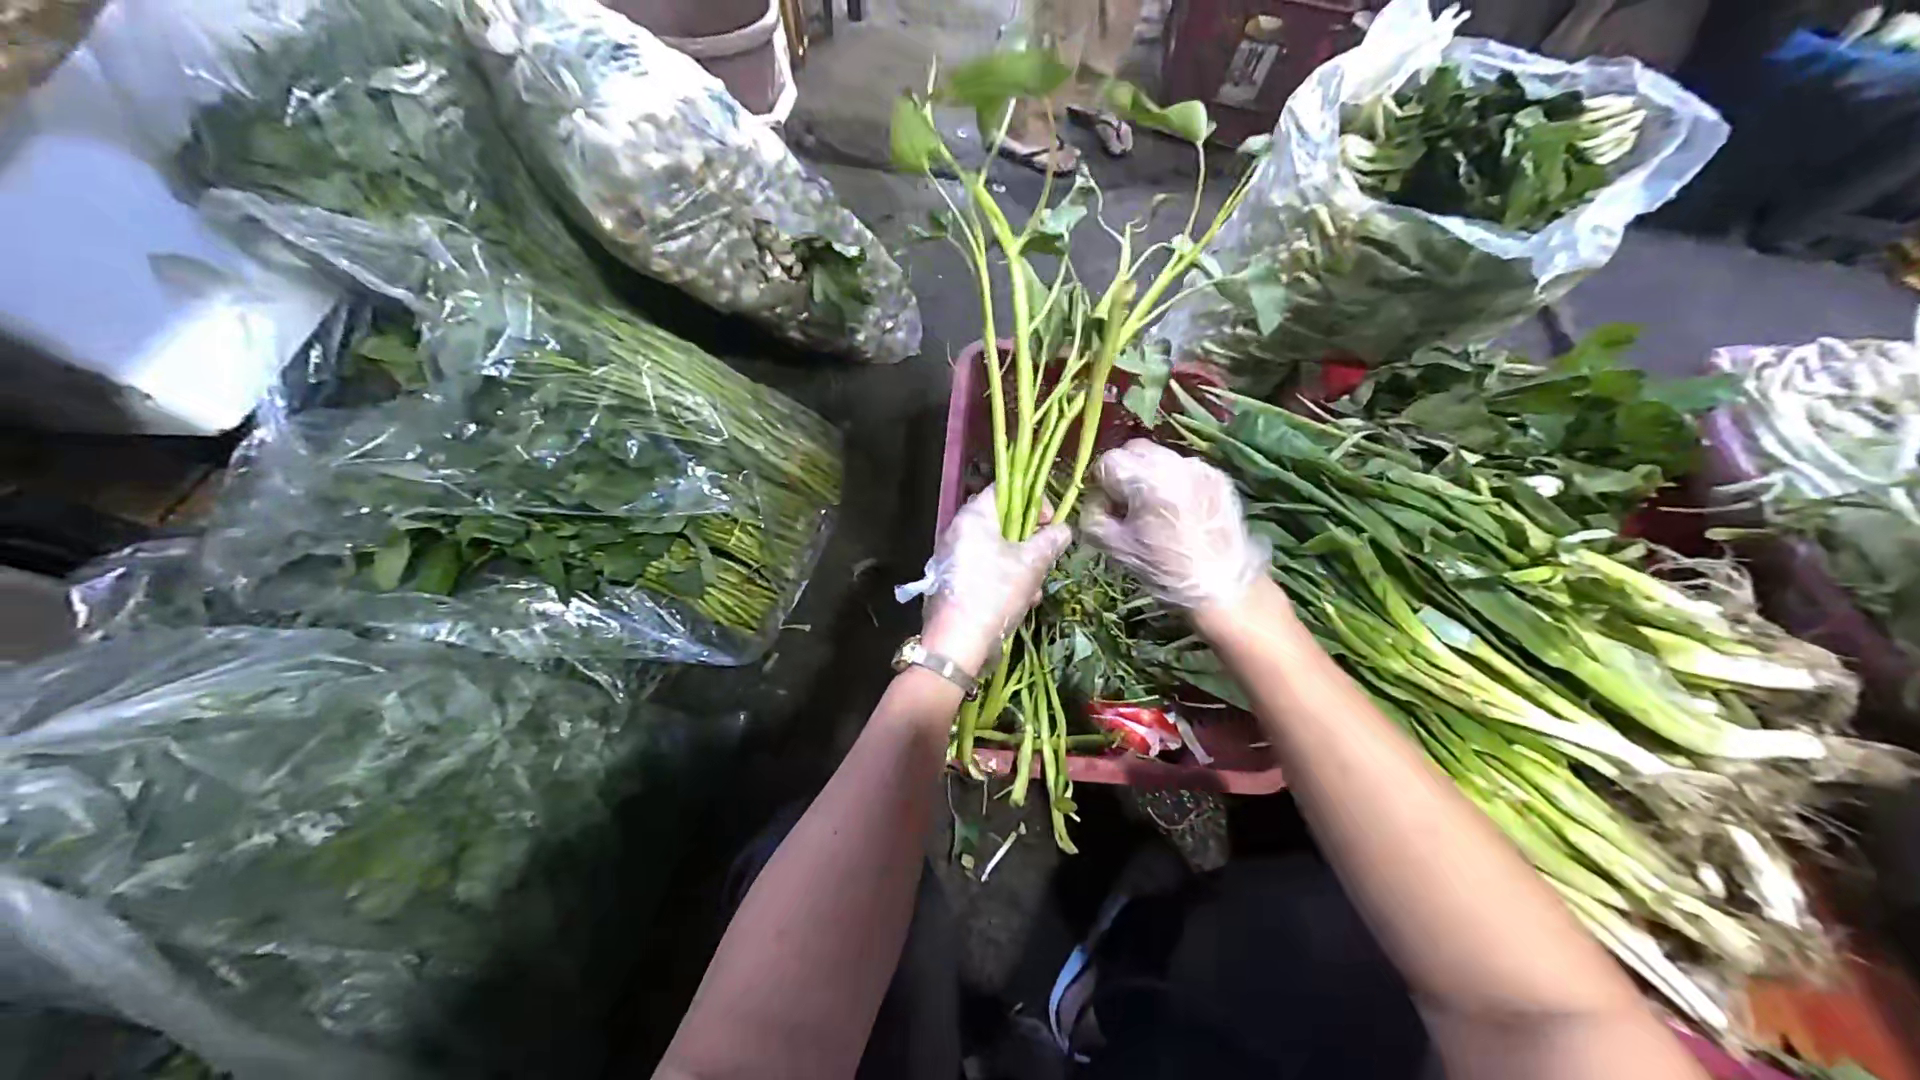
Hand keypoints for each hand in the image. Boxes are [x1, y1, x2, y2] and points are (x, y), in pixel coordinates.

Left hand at [918, 486, 1070, 675]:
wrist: (956, 643)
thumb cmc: (994, 593)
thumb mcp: (1032, 564)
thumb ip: (1050, 541)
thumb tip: (1063, 529)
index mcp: (973, 517)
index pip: (1004, 489)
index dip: (1033, 501)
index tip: (1050, 524)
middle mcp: (957, 530)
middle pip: (1001, 522)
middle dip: (1029, 541)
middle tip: (1045, 559)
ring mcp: (951, 557)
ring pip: (994, 550)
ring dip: (1019, 566)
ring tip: (1034, 590)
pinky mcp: (951, 581)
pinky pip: (982, 569)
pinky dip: (1002, 580)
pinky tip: (1018, 603)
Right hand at [1080, 439, 1270, 612]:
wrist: (1221, 584)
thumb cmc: (1164, 568)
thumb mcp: (1114, 547)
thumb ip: (1093, 515)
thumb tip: (1096, 499)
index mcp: (1147, 481)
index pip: (1107, 461)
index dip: (1101, 485)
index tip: (1109, 509)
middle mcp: (1174, 464)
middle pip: (1133, 450)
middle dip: (1123, 473)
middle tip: (1127, 505)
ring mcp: (1198, 467)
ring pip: (1157, 456)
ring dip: (1146, 474)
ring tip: (1153, 507)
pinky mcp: (1216, 475)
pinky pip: (1181, 467)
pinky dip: (1171, 481)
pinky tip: (1176, 510)